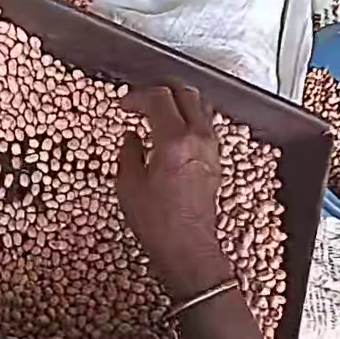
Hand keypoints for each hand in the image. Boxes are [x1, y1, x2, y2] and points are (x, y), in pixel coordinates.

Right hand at [116, 85, 235, 300]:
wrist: (188, 248)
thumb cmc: (158, 224)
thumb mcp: (128, 187)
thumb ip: (128, 153)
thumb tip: (131, 137)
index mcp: (173, 141)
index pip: (157, 98)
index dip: (136, 96)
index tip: (123, 105)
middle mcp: (198, 139)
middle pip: (184, 93)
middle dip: (161, 90)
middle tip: (141, 100)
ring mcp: (211, 149)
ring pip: (200, 106)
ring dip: (178, 102)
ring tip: (158, 112)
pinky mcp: (216, 161)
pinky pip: (205, 126)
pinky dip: (189, 119)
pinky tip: (173, 133)